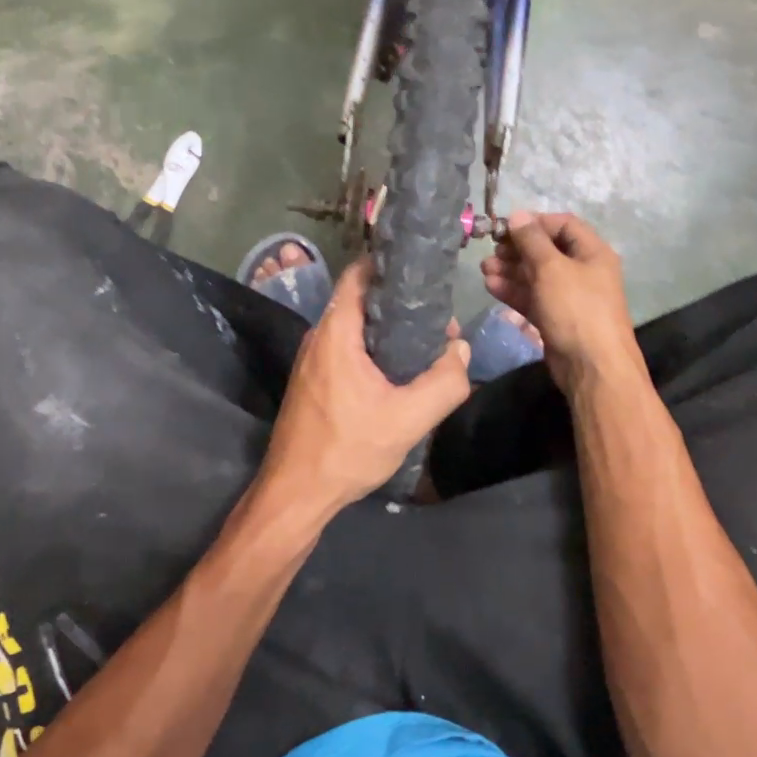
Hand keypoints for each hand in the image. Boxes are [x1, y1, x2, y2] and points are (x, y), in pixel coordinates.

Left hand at [259, 258, 471, 511]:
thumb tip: (460, 350)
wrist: (296, 493)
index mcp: (335, 332)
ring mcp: (313, 360)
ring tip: (427, 341)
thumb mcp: (408, 419)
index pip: (359, 273)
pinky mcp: (314, 381)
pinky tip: (399, 370)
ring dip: (388, 328)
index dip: (391, 263)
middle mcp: (319, 336)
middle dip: (400, 300)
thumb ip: (444, 383)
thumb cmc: (347, 450)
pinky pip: (347, 348)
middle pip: (361, 299)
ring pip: (355, 326)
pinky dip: (374, 348)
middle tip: (438, 314)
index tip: (425, 269)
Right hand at [481, 212, 638, 392]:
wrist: (592, 367)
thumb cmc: (576, 309)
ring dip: (510, 270)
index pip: (563, 225)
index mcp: (592, 252)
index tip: (506, 227)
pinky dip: (513, 290)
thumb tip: (516, 215)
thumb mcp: (552, 268)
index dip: (534, 222)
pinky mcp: (555, 317)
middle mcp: (582, 271)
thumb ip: (531, 240)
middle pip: (546, 250)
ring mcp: (568, 296)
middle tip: (492, 251)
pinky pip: (532, 297)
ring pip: (535, 275)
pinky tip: (490, 286)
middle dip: (517, 249)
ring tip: (484, 269)